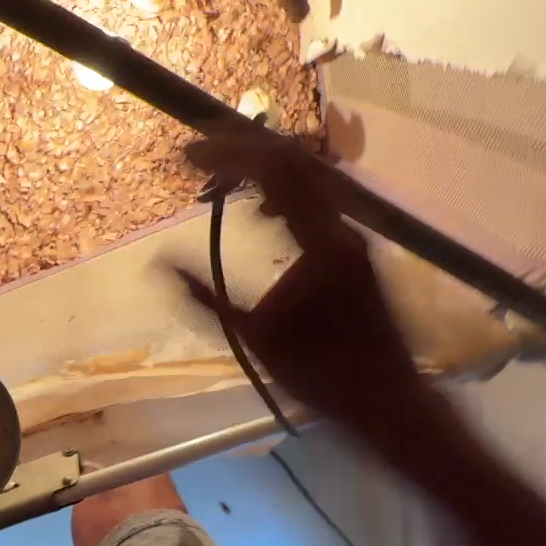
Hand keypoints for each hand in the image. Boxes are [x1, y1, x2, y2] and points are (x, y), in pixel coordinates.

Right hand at [176, 130, 429, 435]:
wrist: (386, 397)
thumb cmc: (319, 374)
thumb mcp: (253, 338)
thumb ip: (204, 296)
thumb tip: (159, 263)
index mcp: (320, 242)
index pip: (274, 173)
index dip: (227, 155)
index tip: (186, 154)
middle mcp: (343, 226)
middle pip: (293, 161)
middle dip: (242, 148)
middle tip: (198, 148)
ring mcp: (354, 235)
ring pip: (308, 178)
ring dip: (262, 169)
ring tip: (220, 177)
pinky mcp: (355, 249)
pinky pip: (317, 201)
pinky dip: (282, 193)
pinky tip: (260, 211)